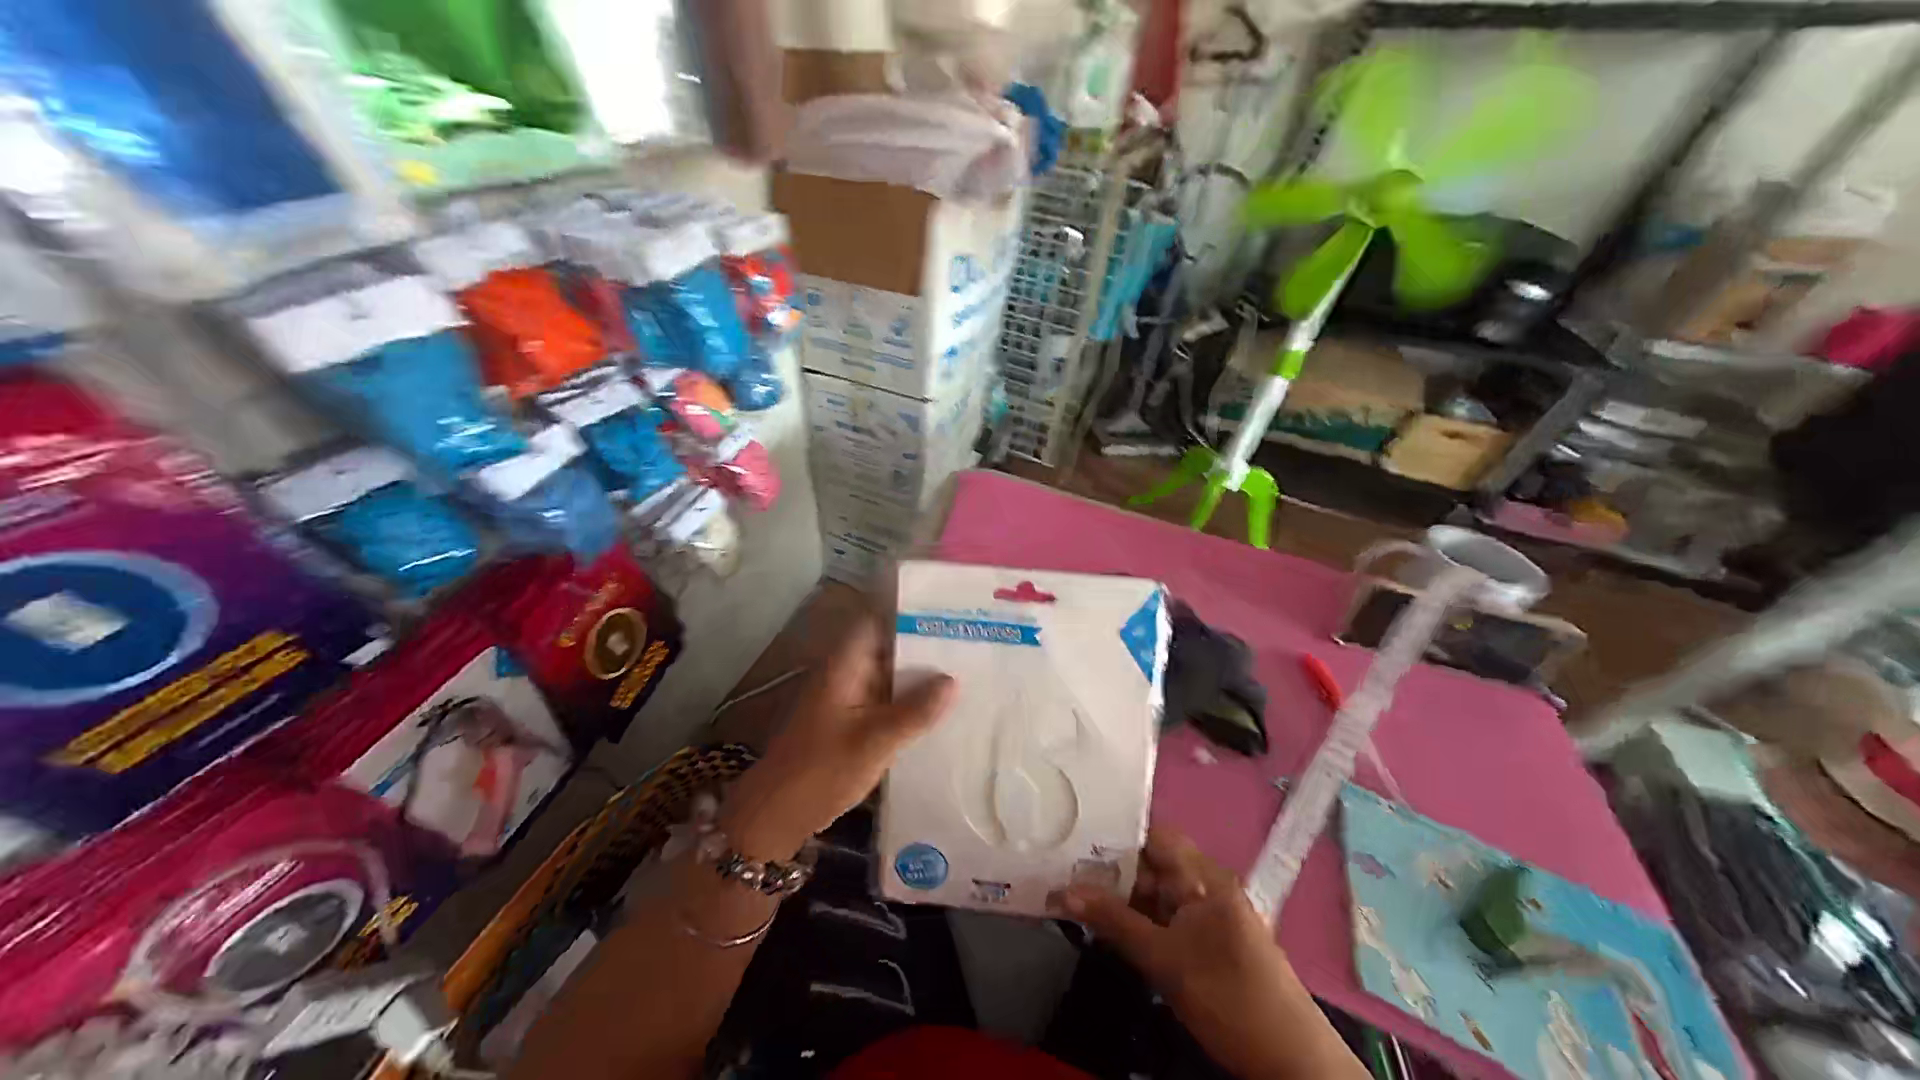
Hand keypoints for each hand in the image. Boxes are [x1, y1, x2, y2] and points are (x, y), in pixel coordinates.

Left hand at [721, 615, 955, 859]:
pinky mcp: (850, 721)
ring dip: (918, 676)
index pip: (877, 620)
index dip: (908, 612)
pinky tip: (940, 710)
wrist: (777, 813)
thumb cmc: (823, 769)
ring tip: (965, 671)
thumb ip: (916, 710)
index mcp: (845, 665)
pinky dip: (908, 701)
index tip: (946, 612)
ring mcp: (847, 698)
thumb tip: (952, 680)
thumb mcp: (876, 740)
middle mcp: (845, 673)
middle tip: (968, 643)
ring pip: (888, 675)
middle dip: (922, 646)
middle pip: (887, 647)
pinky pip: (885, 700)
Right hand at [1053, 827, 1366, 1079]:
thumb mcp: (1163, 960)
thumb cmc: (1228, 998)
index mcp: (1205, 877)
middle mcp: (1211, 886)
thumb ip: (1113, 921)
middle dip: (1113, 872)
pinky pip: (1170, 918)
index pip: (1155, 837)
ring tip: (1079, 901)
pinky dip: (1142, 921)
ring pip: (1159, 894)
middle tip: (1067, 878)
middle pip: (1154, 865)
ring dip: (1125, 900)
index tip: (1076, 842)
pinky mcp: (1213, 942)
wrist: (1291, 1063)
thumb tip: (1063, 891)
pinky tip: (1112, 930)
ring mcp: (1214, 915)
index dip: (1117, 836)